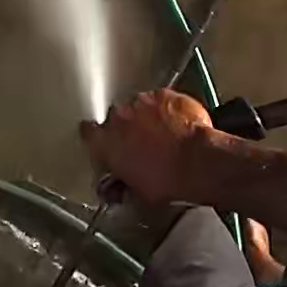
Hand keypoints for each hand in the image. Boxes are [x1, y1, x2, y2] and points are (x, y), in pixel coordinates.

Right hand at [82, 89, 217, 203]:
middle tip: (142, 142)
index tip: (104, 141)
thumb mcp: (136, 192)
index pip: (89, 133)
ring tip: (163, 131)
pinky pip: (160, 98)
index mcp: (105, 143)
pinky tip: (177, 121)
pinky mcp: (163, 94)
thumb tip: (121, 186)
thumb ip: (121, 182)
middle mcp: (119, 118)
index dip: (97, 136)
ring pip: (138, 105)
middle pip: (116, 117)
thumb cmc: (167, 180)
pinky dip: (166, 107)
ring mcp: (141, 102)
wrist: (197, 162)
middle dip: (126, 127)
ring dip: (146, 116)